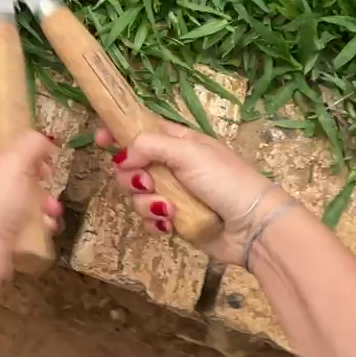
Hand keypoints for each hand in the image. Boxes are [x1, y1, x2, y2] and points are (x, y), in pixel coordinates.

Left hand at [0, 114, 62, 274]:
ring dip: (41, 195)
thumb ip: (31, 143)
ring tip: (52, 206)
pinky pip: (20, 213)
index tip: (32, 125)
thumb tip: (42, 138)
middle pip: (7, 157)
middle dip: (34, 165)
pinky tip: (47, 224)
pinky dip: (36, 217)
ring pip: (18, 187)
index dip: (7, 119)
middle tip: (47, 170)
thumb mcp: (14, 161)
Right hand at [96, 121, 289, 265]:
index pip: (139, 129)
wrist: (255, 227)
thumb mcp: (188, 152)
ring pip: (136, 194)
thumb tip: (121, 156)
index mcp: (176, 142)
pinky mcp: (174, 219)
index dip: (117, 132)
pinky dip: (155, 222)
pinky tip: (170, 225)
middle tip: (147, 183)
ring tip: (168, 209)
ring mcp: (172, 193)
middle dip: (132, 177)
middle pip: (129, 165)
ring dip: (147, 202)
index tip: (100, 139)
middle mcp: (170, 165)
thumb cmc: (225, 180)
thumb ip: (148, 145)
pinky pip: (148, 218)